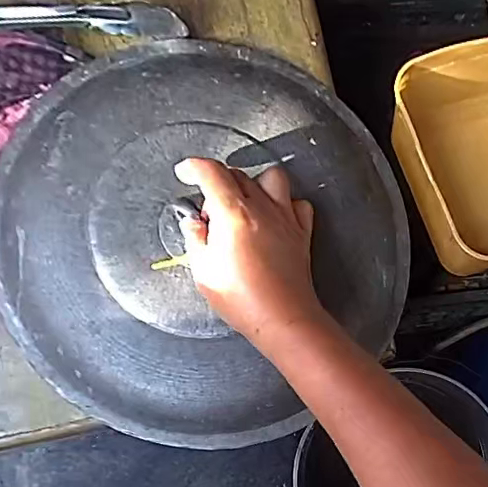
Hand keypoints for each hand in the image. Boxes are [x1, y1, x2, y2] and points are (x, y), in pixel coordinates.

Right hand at [173, 157, 329, 345]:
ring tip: (243, 206)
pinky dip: (284, 203)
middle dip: (218, 184)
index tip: (186, 172)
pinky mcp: (301, 233)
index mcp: (233, 213)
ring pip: (271, 178)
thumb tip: (192, 222)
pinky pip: (297, 203)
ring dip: (254, 184)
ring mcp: (285, 218)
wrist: (283, 318)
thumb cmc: (243, 301)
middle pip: (238, 174)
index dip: (193, 167)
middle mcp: (262, 208)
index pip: (210, 172)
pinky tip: (273, 218)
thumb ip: (195, 238)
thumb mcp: (203, 271)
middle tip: (210, 214)